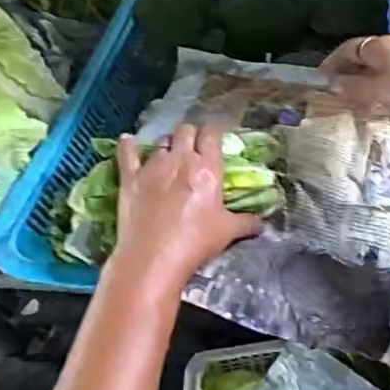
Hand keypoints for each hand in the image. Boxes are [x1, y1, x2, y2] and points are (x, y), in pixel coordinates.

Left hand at [107, 124, 260, 290]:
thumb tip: (262, 222)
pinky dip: (127, 145)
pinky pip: (127, 153)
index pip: (211, 135)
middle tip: (192, 147)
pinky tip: (127, 140)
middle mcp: (180, 159)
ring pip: (160, 142)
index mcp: (207, 168)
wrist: (154, 258)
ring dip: (166, 145)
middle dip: (190, 135)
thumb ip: (246, 222)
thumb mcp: (227, 232)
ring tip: (168, 154)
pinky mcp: (131, 177)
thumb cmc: (195, 243)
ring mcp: (153, 166)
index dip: (212, 132)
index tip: (213, 137)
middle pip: (185, 131)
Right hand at [320, 35, 389, 122]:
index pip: (346, 49)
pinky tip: (379, 104)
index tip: (320, 79)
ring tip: (353, 101)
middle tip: (334, 92)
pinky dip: (378, 87)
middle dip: (346, 73)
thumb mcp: (376, 93)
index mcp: (378, 46)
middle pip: (361, 57)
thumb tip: (334, 85)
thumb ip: (351, 88)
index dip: (330, 64)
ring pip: (376, 68)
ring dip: (362, 82)